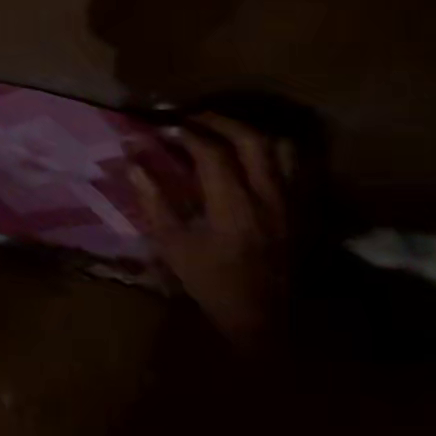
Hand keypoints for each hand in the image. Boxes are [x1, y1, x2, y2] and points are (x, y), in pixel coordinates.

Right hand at [130, 114, 294, 351]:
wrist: (263, 317)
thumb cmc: (211, 282)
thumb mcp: (173, 245)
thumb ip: (154, 201)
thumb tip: (132, 164)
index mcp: (232, 206)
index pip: (211, 152)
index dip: (185, 133)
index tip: (163, 127)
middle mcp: (267, 196)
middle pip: (250, 139)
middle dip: (218, 121)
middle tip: (192, 118)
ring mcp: (290, 201)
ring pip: (280, 148)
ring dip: (249, 132)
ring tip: (225, 132)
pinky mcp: (303, 209)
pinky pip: (294, 167)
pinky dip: (272, 152)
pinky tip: (253, 157)